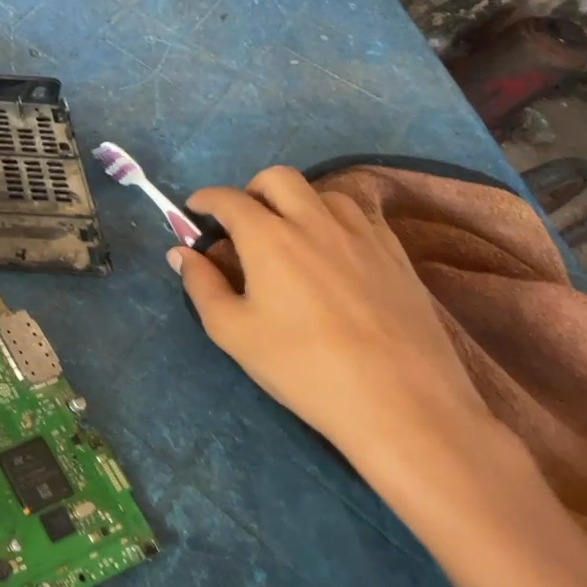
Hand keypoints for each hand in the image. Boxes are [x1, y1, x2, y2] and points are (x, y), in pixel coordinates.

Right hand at [173, 166, 486, 459]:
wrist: (404, 407)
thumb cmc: (304, 368)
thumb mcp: (233, 332)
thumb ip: (201, 285)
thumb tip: (182, 253)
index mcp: (268, 237)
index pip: (228, 199)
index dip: (204, 200)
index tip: (194, 212)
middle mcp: (315, 224)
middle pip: (279, 178)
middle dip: (252, 190)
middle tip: (244, 222)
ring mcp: (363, 238)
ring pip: (325, 194)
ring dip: (300, 204)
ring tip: (292, 236)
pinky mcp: (399, 259)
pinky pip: (365, 218)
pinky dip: (340, 222)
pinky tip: (336, 252)